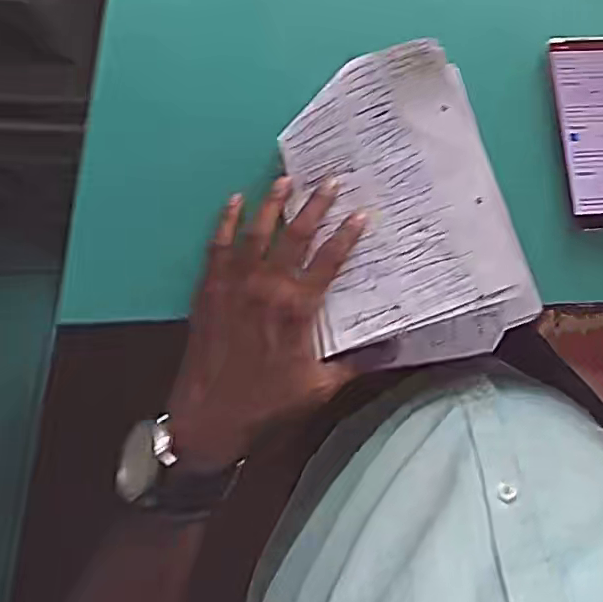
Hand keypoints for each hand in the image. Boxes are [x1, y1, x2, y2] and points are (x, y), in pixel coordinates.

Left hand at [164, 177, 366, 470]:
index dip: (348, 235)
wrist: (206, 422)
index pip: (330, 260)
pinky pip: (218, 247)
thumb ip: (358, 362)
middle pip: (296, 236)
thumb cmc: (267, 405)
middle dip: (316, 205)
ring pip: (258, 233)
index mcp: (297, 308)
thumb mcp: (320, 387)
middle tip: (329, 181)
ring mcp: (235, 285)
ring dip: (273, 203)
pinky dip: (226, 222)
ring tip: (286, 179)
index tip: (361, 214)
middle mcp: (268, 288)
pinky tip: (234, 201)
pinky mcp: (210, 290)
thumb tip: (396, 346)